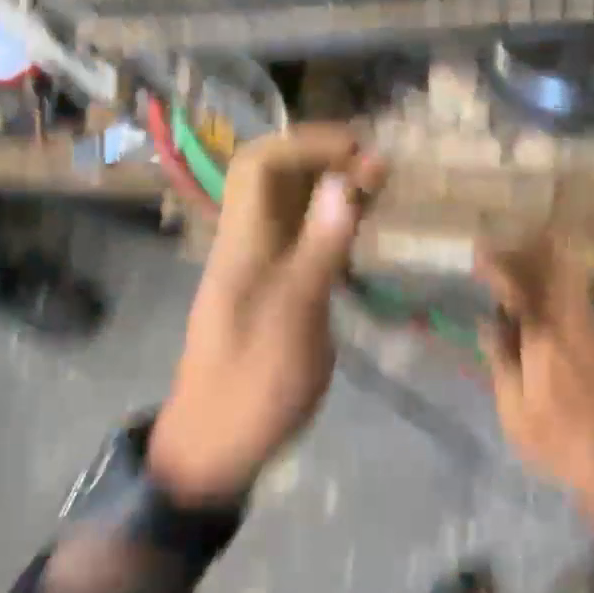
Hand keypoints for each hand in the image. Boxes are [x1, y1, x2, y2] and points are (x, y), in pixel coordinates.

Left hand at [148, 123, 385, 503]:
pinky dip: (335, 217)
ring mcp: (264, 264)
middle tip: (377, 166)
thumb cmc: (253, 386)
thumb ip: (321, 245)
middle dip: (325, 156)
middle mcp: (251, 241)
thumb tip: (348, 180)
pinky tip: (363, 221)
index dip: (308, 143)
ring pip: (294, 203)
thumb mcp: (294, 315)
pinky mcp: (280, 286)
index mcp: (243, 241)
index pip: (262, 164)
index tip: (360, 152)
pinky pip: (306, 234)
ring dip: (333, 183)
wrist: (214, 449)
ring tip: (379, 182)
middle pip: (277, 175)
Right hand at [475, 238, 593, 528]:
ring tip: (518, 259)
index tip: (478, 253)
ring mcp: (592, 327)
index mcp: (546, 339)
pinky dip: (557, 282)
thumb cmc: (557, 440)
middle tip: (501, 246)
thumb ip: (501, 360)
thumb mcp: (515, 410)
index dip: (498, 267)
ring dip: (543, 262)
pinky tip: (540, 293)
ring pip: (569, 278)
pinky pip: (576, 294)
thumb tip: (489, 324)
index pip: (519, 289)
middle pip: (552, 269)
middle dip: (526, 251)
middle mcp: (572, 323)